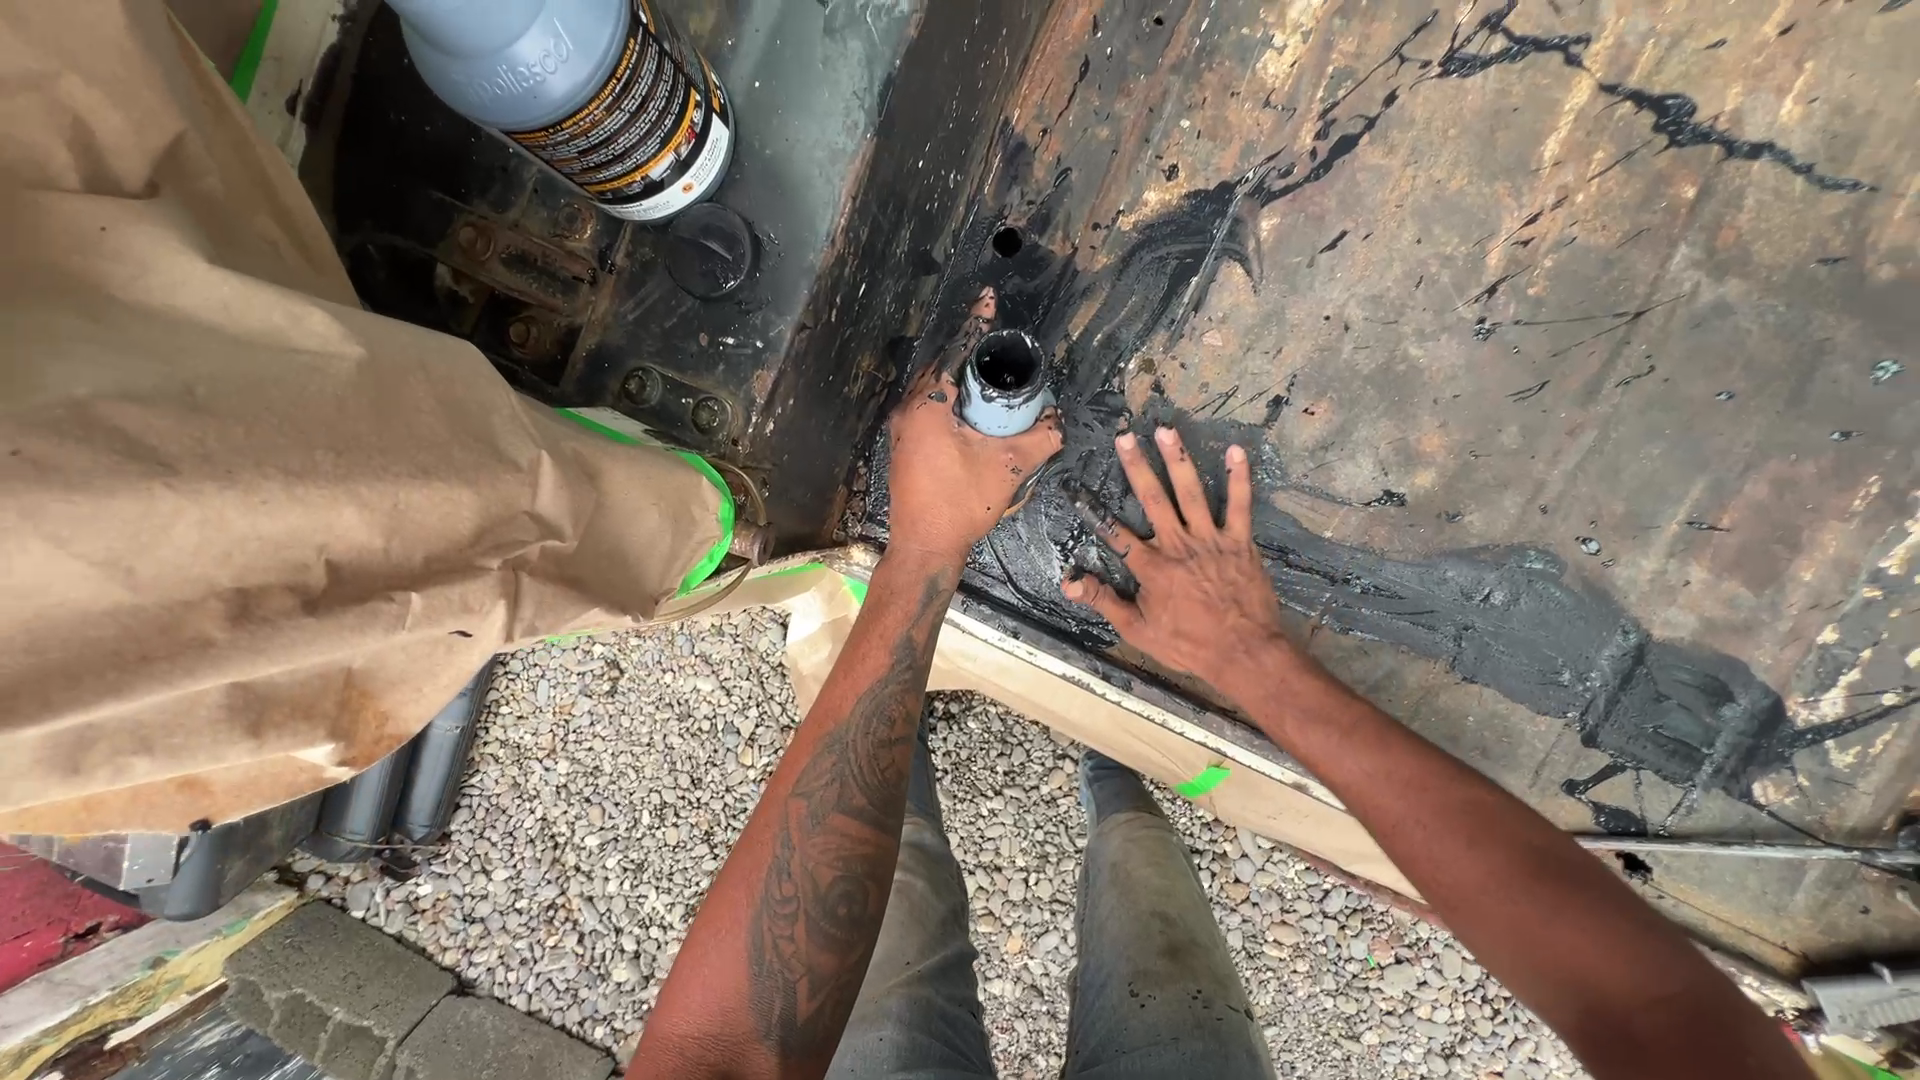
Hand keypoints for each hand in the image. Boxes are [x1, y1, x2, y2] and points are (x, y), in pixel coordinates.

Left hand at [886, 288, 1062, 566]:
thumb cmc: (960, 506)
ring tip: (987, 369)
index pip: (955, 351)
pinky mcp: (905, 445)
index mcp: (928, 406)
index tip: (988, 299)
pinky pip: (928, 406)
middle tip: (997, 341)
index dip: (976, 323)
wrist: (925, 545)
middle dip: (968, 348)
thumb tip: (1060, 420)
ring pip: (932, 387)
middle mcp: (908, 411)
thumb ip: (1041, 439)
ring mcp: (902, 429)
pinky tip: (970, 405)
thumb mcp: (1009, 468)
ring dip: (957, 374)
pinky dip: (949, 396)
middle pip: (940, 365)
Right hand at [1061, 427, 1307, 701]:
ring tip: (1166, 431)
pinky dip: (1238, 478)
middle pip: (1152, 499)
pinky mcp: (1240, 542)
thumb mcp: (1138, 630)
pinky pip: (1240, 504)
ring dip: (1177, 459)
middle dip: (1136, 466)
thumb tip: (1069, 583)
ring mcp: (1210, 540)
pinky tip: (1235, 452)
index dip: (1094, 512)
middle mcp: (1178, 545)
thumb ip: (1104, 601)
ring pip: (1190, 492)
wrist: (1244, 652)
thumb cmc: (1189, 644)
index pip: (1116, 534)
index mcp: (1151, 567)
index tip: (1078, 490)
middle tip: (1125, 437)